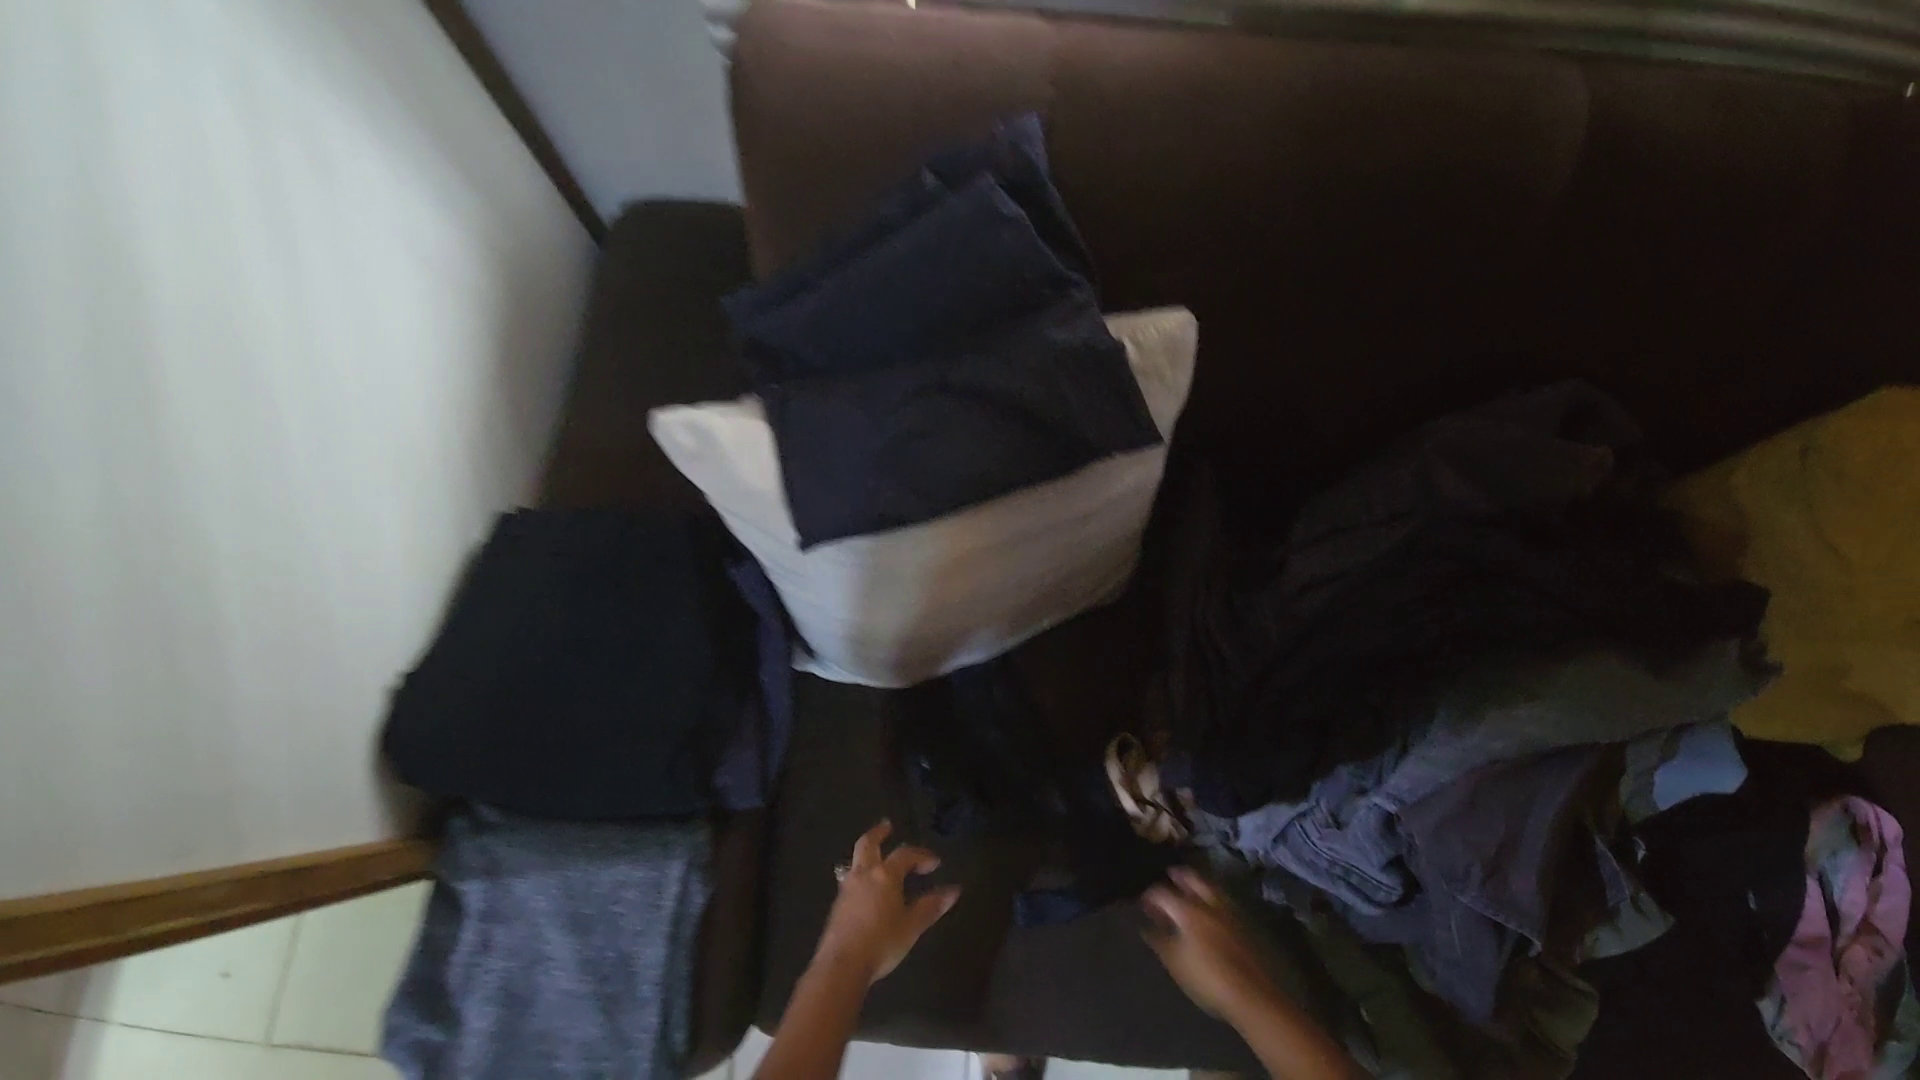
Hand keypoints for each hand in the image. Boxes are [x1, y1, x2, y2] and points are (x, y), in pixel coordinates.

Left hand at [815, 820, 960, 984]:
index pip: (905, 854)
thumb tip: (954, 890)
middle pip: (868, 844)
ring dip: (866, 852)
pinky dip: (859, 873)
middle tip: (887, 825)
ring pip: (855, 860)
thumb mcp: (912, 926)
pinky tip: (862, 886)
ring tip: (873, 854)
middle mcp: (864, 875)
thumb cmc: (882, 943)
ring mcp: (847, 888)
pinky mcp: (837, 905)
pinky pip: (849, 878)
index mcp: (885, 875)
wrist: (841, 965)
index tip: (935, 863)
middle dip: (879, 832)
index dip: (921, 855)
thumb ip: (931, 906)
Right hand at [1141, 867, 1283, 1022]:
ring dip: (1199, 884)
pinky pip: (1226, 900)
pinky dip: (1215, 898)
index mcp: (1188, 910)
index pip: (1162, 892)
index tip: (1144, 903)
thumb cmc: (1209, 981)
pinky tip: (1213, 909)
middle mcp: (1210, 902)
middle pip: (1191, 877)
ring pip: (1212, 885)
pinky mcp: (1248, 921)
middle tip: (1169, 878)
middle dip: (1178, 876)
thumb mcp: (1176, 964)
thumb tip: (1146, 927)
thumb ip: (1159, 941)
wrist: (1255, 995)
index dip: (1150, 896)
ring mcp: (1232, 910)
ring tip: (1191, 891)